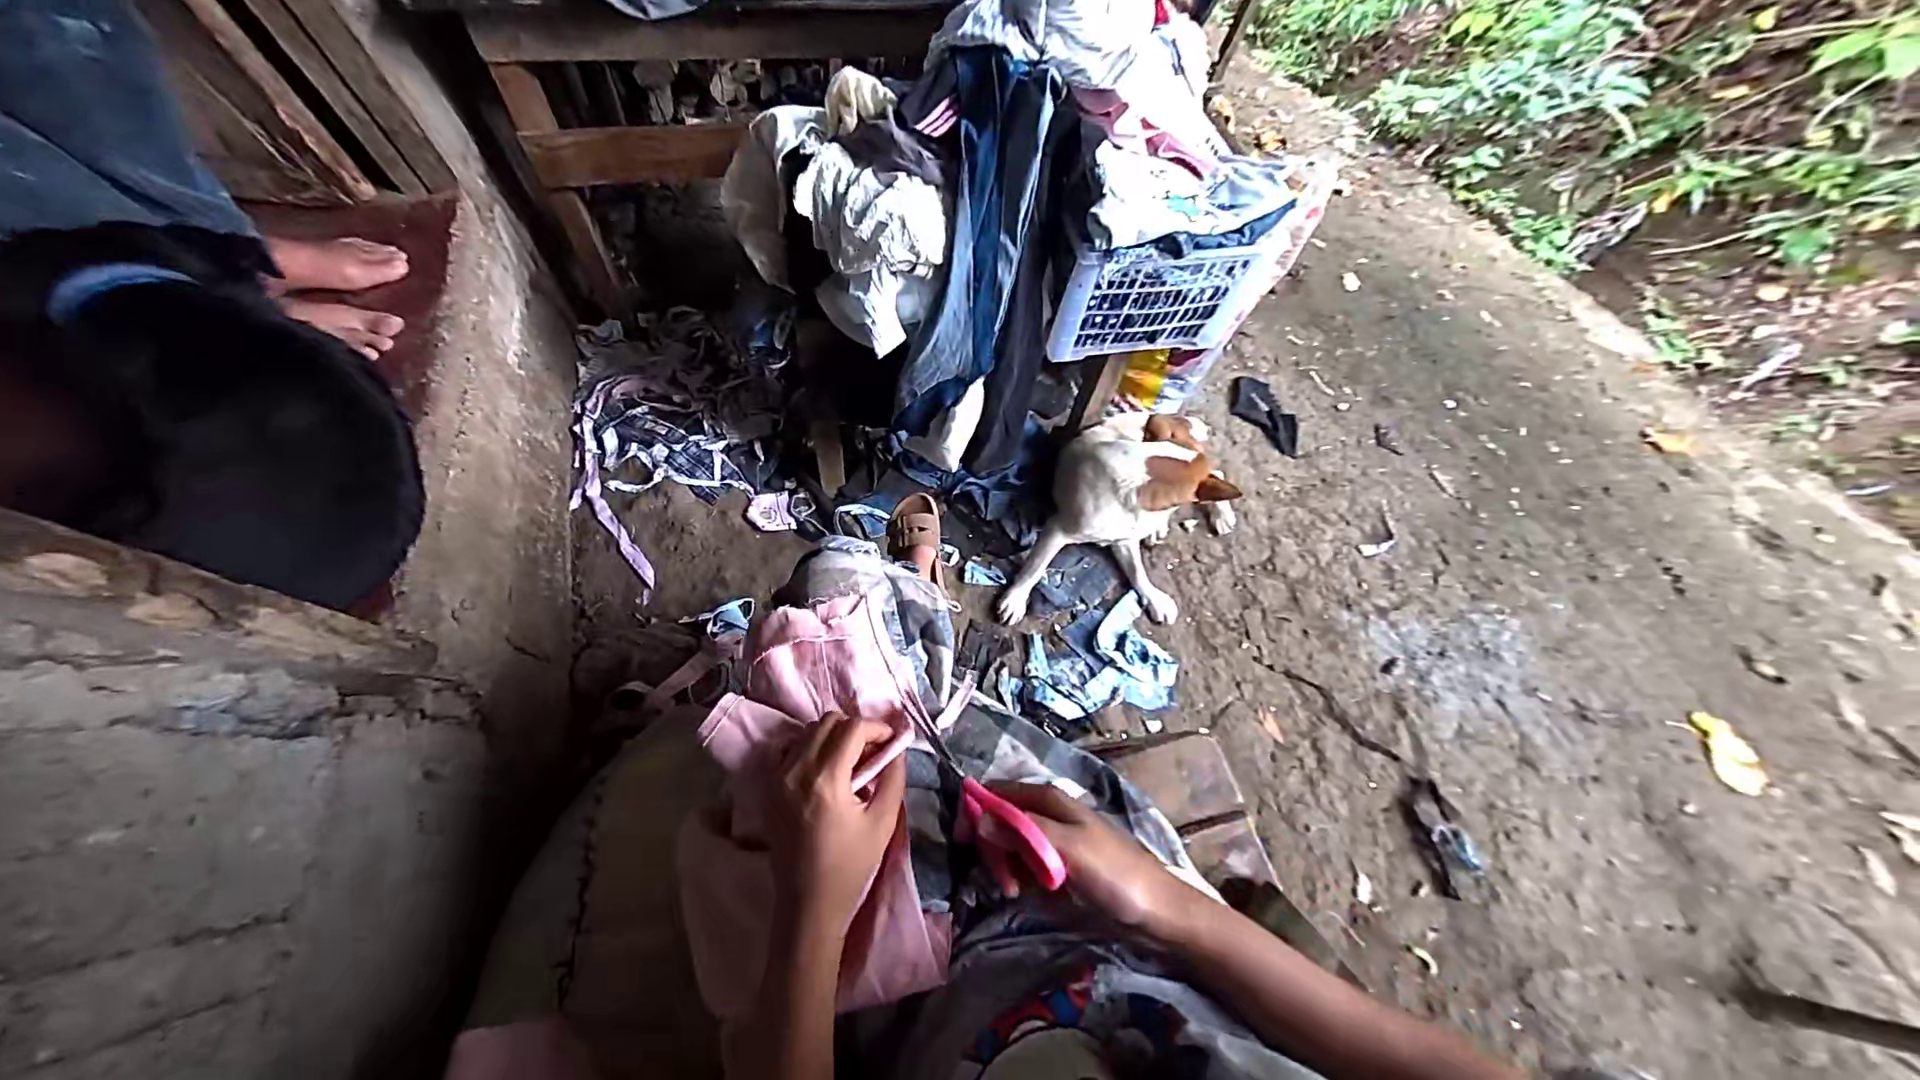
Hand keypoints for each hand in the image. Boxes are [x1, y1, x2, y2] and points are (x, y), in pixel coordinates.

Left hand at [766, 711, 906, 938]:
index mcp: (826, 780)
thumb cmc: (850, 867)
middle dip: (856, 729)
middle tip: (872, 752)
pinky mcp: (768, 787)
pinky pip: (786, 748)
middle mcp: (796, 771)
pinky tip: (822, 767)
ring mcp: (777, 778)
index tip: (891, 741)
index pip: (853, 728)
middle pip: (829, 721)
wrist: (808, 905)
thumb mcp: (883, 821)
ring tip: (849, 761)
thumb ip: (894, 776)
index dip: (877, 728)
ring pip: (808, 731)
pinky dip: (806, 746)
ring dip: (833, 736)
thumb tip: (897, 746)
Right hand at [986, 782, 1198, 937]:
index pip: (996, 791)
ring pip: (1007, 842)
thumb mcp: (1068, 850)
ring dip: (1003, 865)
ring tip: (1015, 892)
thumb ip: (1023, 831)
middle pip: (997, 818)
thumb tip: (978, 815)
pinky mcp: (1056, 864)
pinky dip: (1017, 876)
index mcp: (1048, 798)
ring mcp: (1051, 838)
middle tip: (1001, 880)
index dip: (975, 811)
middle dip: (991, 845)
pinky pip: (1022, 863)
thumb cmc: (1116, 875)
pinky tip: (1024, 893)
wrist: (1158, 913)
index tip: (965, 844)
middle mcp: (1045, 812)